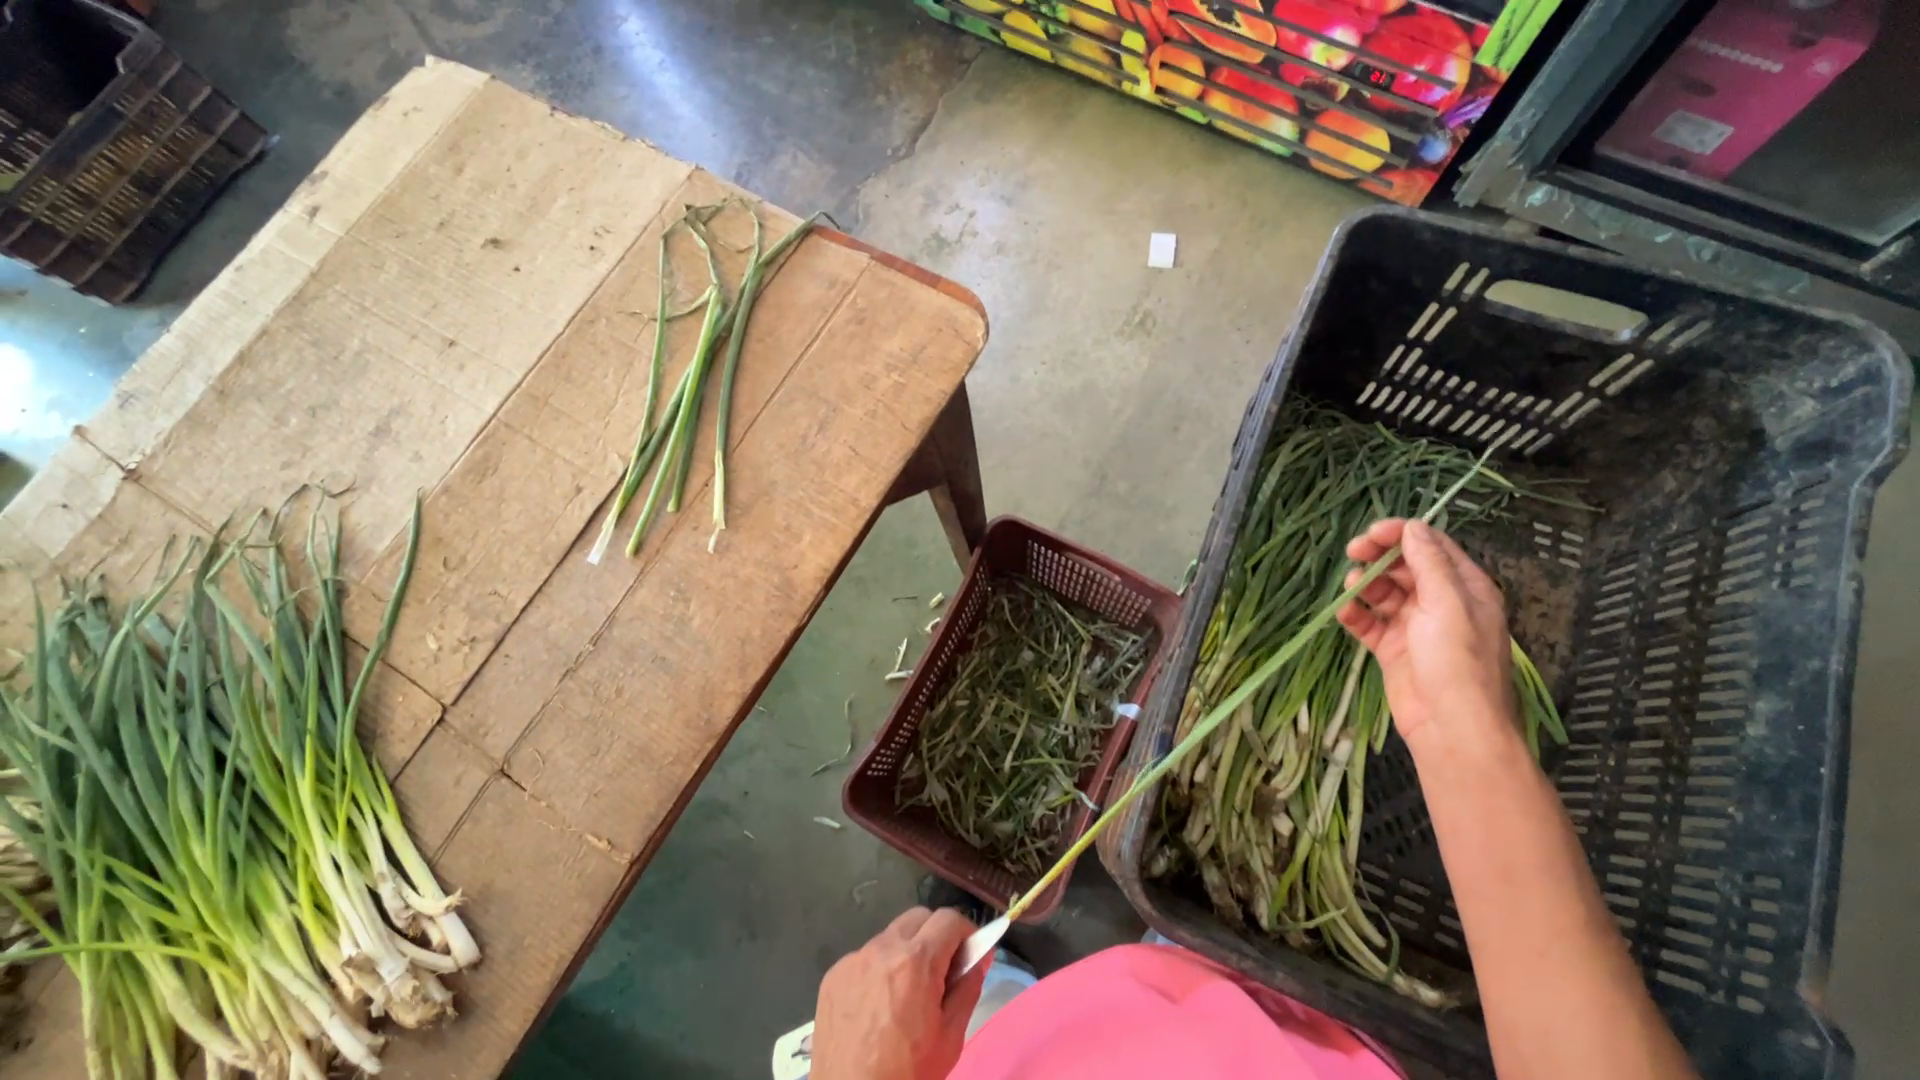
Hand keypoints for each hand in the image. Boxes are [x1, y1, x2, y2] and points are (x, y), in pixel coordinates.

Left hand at [812, 907, 987, 1079]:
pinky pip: (865, 958)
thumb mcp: (950, 1036)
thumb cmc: (908, 1073)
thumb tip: (981, 955)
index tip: (970, 955)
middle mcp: (882, 949)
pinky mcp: (833, 976)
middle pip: (918, 918)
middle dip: (937, 935)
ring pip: (890, 936)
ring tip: (907, 993)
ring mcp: (853, 960)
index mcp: (915, 962)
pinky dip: (879, 970)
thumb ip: (968, 986)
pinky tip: (878, 1005)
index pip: (949, 919)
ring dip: (907, 951)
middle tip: (942, 971)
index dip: (966, 933)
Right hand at [1336, 518, 1516, 756]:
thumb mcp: (1448, 604)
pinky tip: (1345, 612)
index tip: (1371, 533)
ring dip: (1366, 583)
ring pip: (1384, 592)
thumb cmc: (1457, 661)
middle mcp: (1440, 603)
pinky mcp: (1392, 649)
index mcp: (1464, 588)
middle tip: (1353, 551)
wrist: (1451, 725)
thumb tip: (1412, 527)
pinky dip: (1356, 614)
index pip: (1431, 547)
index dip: (1402, 534)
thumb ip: (1429, 563)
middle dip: (1379, 556)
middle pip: (1404, 566)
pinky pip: (1369, 623)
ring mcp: (1415, 627)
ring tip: (1351, 585)